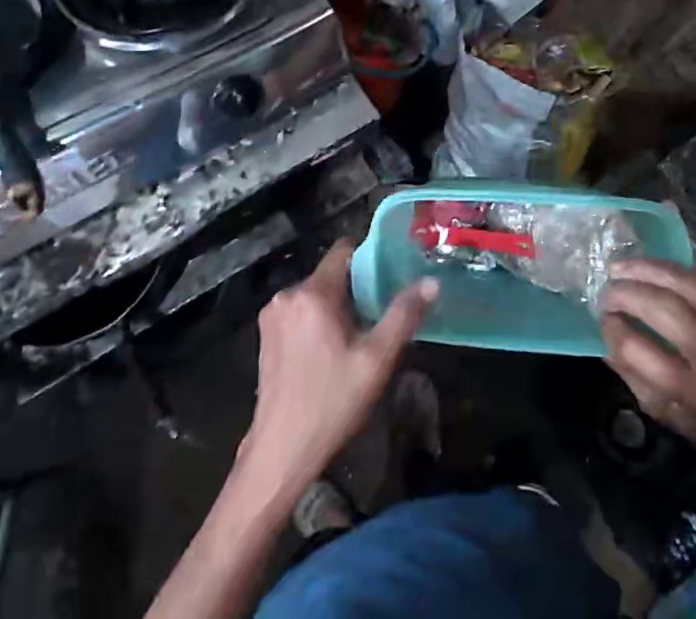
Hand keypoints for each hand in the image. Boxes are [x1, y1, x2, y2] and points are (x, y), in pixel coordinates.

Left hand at [236, 240, 437, 502]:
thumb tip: (431, 282)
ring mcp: (271, 314)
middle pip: (329, 276)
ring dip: (334, 307)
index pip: (342, 251)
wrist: (283, 445)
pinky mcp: (264, 333)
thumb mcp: (376, 360)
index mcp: (313, 293)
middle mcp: (287, 294)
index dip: (367, 257)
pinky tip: (327, 351)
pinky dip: (314, 321)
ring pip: (313, 295)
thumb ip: (403, 315)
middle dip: (353, 290)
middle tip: (377, 317)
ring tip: (355, 338)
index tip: (388, 274)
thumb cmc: (333, 402)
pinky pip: (298, 312)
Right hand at [599, 257, 695, 471]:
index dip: (614, 331)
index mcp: (694, 392)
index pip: (642, 352)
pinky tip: (647, 264)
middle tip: (604, 294)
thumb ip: (632, 375)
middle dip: (628, 294)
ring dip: (647, 270)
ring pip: (689, 286)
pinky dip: (670, 267)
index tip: (603, 323)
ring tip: (618, 268)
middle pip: (668, 311)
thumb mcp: (665, 416)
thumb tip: (605, 335)